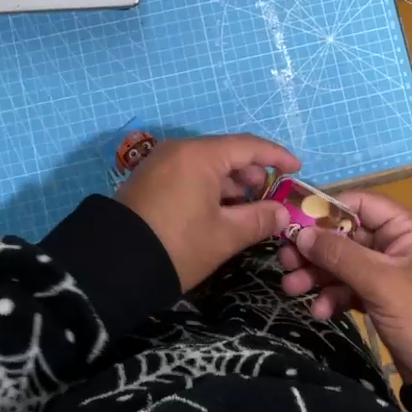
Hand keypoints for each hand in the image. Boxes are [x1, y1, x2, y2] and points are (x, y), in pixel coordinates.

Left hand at [115, 134, 300, 291]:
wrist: (114, 265)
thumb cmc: (177, 245)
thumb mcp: (223, 236)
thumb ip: (258, 220)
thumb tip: (282, 212)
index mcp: (200, 155)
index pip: (248, 146)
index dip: (276, 157)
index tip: (297, 169)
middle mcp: (179, 150)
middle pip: (226, 153)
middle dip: (252, 175)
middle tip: (270, 199)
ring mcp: (161, 162)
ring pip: (206, 164)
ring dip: (230, 184)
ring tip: (247, 210)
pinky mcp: (149, 179)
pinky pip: (188, 173)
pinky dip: (209, 187)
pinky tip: (219, 212)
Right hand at [279, 191, 411, 379]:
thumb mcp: (381, 282)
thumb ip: (340, 255)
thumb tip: (301, 233)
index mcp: (405, 228)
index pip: (358, 204)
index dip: (324, 210)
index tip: (293, 222)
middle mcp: (395, 243)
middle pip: (345, 235)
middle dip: (315, 249)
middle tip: (284, 260)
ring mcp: (387, 272)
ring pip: (343, 262)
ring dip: (317, 274)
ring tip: (291, 287)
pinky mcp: (380, 298)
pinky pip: (348, 287)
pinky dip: (332, 296)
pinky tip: (319, 310)